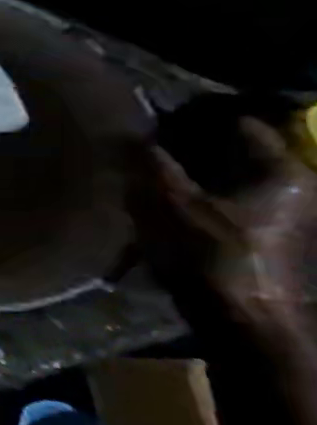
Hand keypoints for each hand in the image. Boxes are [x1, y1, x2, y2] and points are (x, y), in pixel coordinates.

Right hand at [148, 119, 316, 328]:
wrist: (241, 311)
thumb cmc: (211, 251)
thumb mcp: (169, 201)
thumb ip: (152, 163)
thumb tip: (131, 134)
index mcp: (281, 171)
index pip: (244, 124)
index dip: (198, 116)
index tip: (157, 113)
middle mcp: (293, 183)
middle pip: (239, 147)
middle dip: (194, 140)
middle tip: (147, 135)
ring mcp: (283, 207)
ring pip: (232, 169)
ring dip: (193, 164)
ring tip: (149, 161)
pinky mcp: (267, 226)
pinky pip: (230, 190)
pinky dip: (200, 185)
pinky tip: (166, 189)